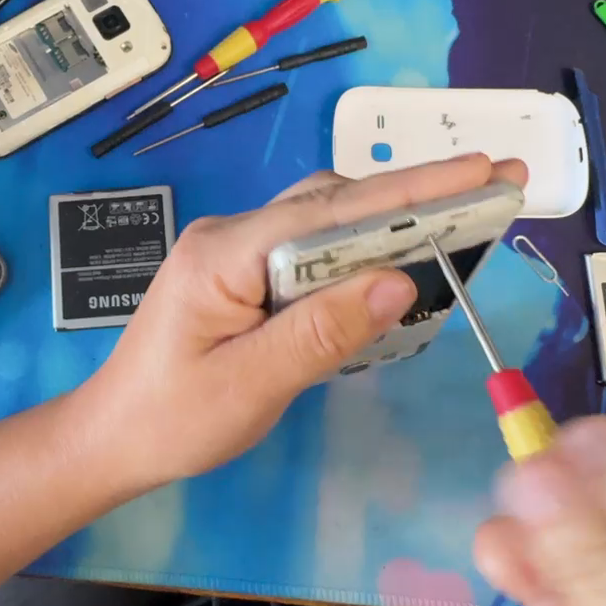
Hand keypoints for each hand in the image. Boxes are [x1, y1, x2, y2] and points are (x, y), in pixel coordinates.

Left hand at [71, 154, 527, 491]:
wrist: (114, 435)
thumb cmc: (173, 419)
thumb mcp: (251, 385)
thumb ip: (322, 332)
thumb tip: (400, 279)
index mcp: (225, 253)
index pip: (328, 211)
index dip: (409, 189)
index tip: (479, 170)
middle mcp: (231, 235)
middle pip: (331, 204)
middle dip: (414, 193)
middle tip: (491, 186)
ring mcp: (235, 251)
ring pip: (322, 220)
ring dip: (389, 217)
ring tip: (459, 216)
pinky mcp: (242, 273)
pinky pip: (309, 249)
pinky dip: (358, 248)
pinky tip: (395, 256)